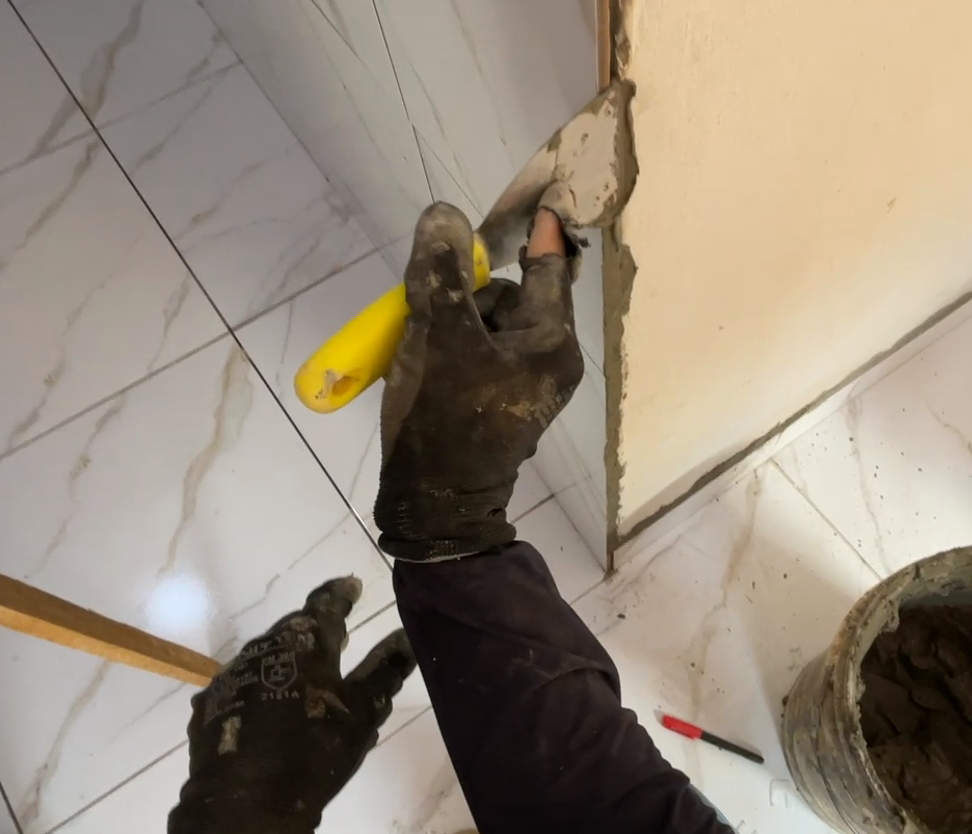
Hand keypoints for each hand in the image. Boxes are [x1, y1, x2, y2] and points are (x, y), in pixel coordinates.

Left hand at [157, 577, 414, 833]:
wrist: (243, 810)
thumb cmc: (314, 752)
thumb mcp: (363, 712)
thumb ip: (385, 669)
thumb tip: (406, 636)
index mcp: (303, 643)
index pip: (326, 604)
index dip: (342, 593)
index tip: (353, 585)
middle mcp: (262, 649)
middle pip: (294, 629)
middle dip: (316, 629)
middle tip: (339, 634)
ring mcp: (230, 678)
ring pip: (267, 656)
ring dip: (289, 659)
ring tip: (308, 674)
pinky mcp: (210, 707)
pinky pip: (244, 683)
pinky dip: (264, 686)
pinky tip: (273, 708)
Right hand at [375, 203, 584, 561]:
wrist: (434, 499)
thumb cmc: (445, 416)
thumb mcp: (440, 334)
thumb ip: (443, 271)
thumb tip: (445, 216)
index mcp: (552, 342)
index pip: (550, 267)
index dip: (538, 230)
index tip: (536, 195)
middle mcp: (550, 359)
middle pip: (508, 293)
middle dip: (466, 290)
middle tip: (427, 304)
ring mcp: (525, 382)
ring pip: (486, 320)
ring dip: (452, 318)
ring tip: (420, 343)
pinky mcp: (501, 398)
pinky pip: (478, 349)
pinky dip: (451, 344)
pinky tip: (425, 359)